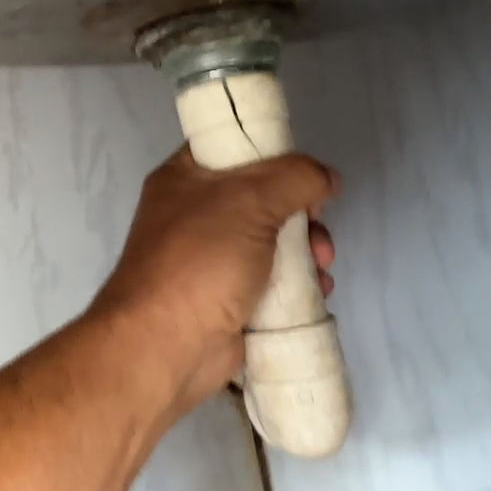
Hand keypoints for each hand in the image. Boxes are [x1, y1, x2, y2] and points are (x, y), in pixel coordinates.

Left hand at [90, 146, 339, 412]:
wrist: (164, 344)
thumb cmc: (200, 260)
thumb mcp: (250, 201)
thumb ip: (295, 178)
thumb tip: (326, 176)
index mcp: (185, 176)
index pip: (232, 147)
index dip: (272, 153)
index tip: (304, 172)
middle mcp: (194, 211)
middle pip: (261, 195)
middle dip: (300, 209)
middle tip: (318, 222)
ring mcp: (209, 257)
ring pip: (271, 239)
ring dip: (306, 248)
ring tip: (322, 264)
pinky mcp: (227, 297)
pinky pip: (271, 279)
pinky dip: (298, 281)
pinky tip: (319, 289)